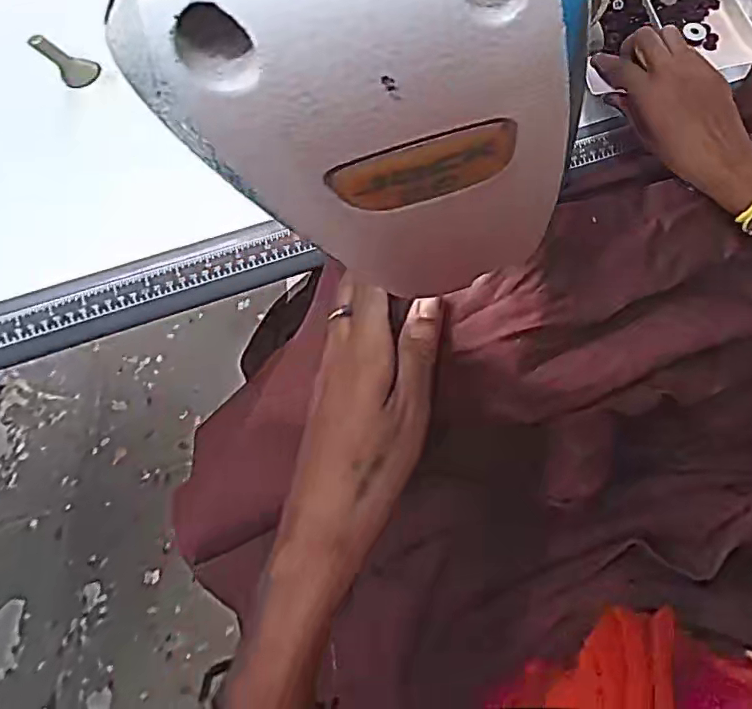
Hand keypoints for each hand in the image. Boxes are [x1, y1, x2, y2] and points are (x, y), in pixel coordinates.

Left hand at [270, 277, 443, 596]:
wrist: (321, 522)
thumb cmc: (373, 466)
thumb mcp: (411, 408)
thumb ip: (418, 347)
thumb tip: (430, 296)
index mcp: (360, 343)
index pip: (367, 277)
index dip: (387, 248)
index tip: (414, 229)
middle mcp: (335, 345)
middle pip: (350, 285)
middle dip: (378, 260)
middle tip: (414, 246)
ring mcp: (326, 364)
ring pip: (345, 306)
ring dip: (371, 285)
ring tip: (407, 274)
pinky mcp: (325, 383)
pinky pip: (343, 328)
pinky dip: (364, 312)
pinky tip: (386, 322)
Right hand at [592, 24, 751, 211]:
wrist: (723, 158)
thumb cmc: (688, 154)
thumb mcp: (647, 135)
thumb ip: (629, 109)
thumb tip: (618, 97)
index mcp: (648, 90)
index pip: (618, 65)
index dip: (604, 62)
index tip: (600, 62)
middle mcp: (670, 72)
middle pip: (643, 36)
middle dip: (631, 45)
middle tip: (628, 59)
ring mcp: (693, 67)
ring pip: (668, 32)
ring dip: (655, 42)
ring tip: (652, 59)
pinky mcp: (710, 69)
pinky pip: (688, 48)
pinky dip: (676, 53)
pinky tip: (674, 71)